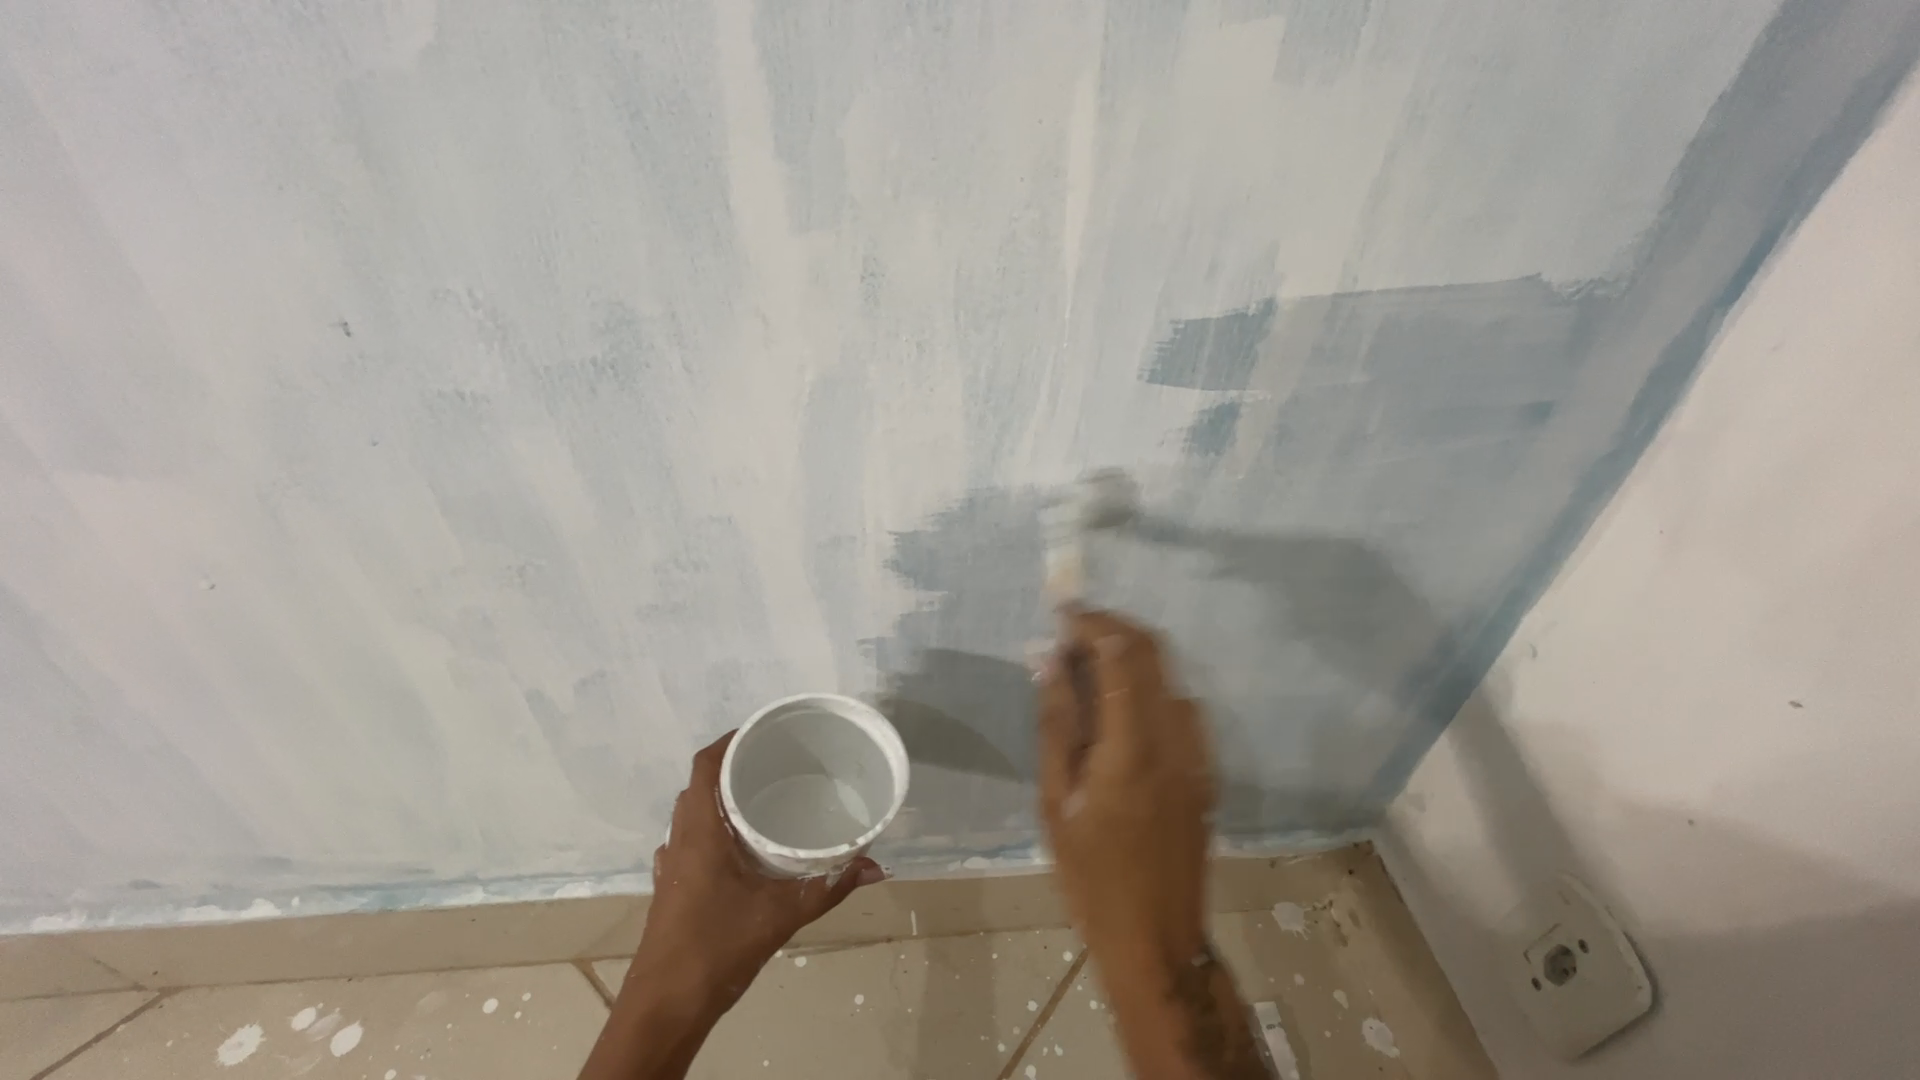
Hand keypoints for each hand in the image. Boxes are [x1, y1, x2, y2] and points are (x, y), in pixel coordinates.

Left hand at [631, 732, 885, 1015]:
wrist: (666, 1004)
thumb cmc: (719, 947)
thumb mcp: (783, 914)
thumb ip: (830, 886)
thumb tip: (876, 866)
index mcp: (701, 831)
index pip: (706, 764)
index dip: (730, 740)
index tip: (764, 732)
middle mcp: (680, 838)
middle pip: (700, 784)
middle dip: (734, 767)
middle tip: (776, 762)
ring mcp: (671, 863)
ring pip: (692, 812)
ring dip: (720, 798)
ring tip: (763, 796)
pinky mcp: (671, 885)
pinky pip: (690, 839)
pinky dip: (712, 828)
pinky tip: (740, 846)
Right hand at [1035, 609, 1214, 972]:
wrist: (1158, 936)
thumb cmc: (1091, 876)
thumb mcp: (1056, 802)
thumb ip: (1056, 725)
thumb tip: (1047, 661)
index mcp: (1131, 749)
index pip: (1120, 655)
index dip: (1090, 622)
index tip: (1059, 613)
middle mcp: (1175, 739)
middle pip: (1152, 652)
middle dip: (1110, 627)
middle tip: (1069, 632)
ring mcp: (1198, 754)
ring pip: (1169, 675)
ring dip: (1130, 656)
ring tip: (1085, 669)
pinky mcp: (1206, 769)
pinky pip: (1180, 706)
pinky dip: (1148, 687)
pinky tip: (1118, 710)